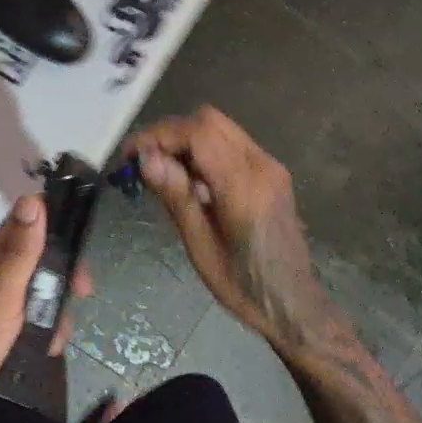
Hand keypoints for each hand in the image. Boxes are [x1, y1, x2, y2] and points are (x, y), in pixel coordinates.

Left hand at [0, 194, 91, 416]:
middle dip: (63, 273)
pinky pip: (26, 311)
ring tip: (59, 333)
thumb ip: (19, 250)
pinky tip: (46, 343)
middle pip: (38, 254)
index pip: (29, 219)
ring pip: (36, 285)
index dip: (59, 224)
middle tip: (81, 295)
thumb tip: (32, 199)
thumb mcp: (2, 294)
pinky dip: (40, 324)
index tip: (82, 247)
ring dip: (54, 305)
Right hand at [124, 106, 331, 355]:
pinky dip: (204, 153)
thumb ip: (176, 197)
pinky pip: (231, 146)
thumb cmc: (241, 285)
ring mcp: (270, 167)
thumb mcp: (200, 246)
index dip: (158, 136)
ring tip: (163, 177)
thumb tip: (146, 159)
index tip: (130, 158)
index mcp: (244, 187)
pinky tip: (191, 185)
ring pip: (220, 129)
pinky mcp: (271, 174)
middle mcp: (262, 166)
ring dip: (186, 143)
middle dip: (170, 135)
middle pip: (209, 121)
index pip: (197, 133)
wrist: (291, 302)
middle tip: (143, 165)